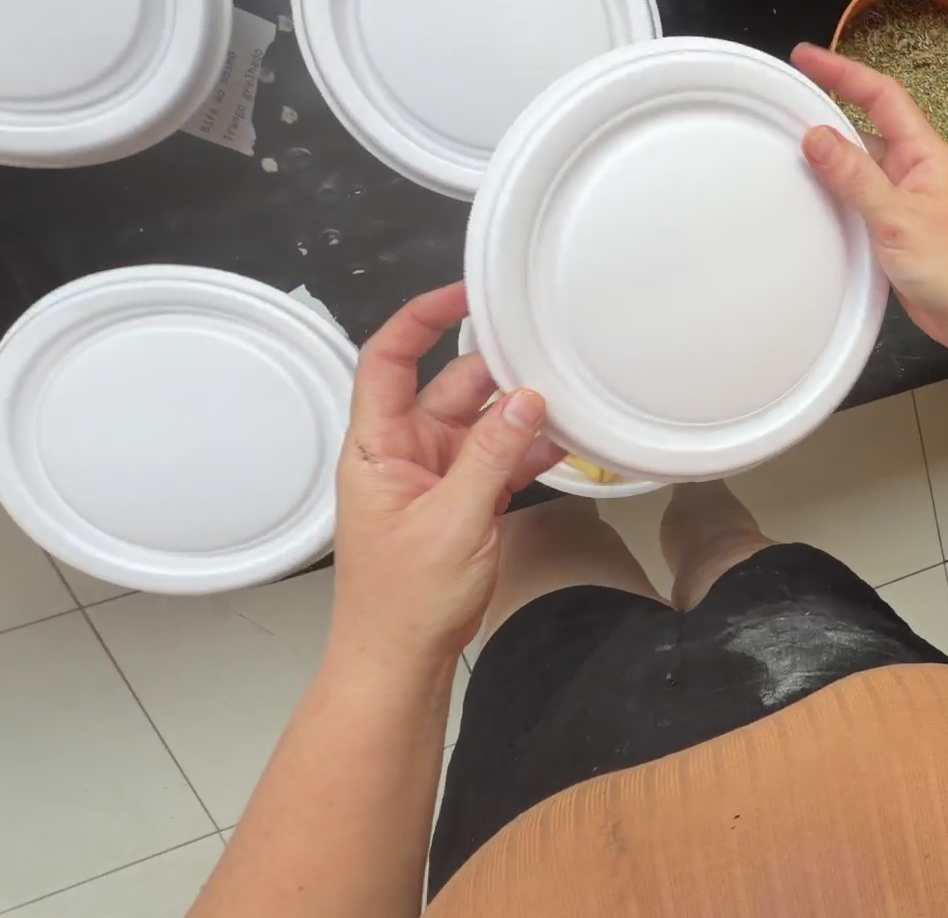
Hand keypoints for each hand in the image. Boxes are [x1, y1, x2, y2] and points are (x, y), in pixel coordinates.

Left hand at [330, 284, 562, 669]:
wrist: (405, 656)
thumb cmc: (406, 596)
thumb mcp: (454, 520)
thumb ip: (492, 455)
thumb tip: (528, 399)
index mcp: (380, 445)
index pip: (388, 360)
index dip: (421, 319)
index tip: (466, 293)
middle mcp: (409, 449)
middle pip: (452, 387)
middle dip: (498, 372)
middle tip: (547, 355)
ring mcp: (441, 472)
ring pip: (486, 421)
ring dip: (523, 414)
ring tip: (567, 401)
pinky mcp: (468, 495)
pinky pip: (503, 456)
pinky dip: (532, 449)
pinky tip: (566, 444)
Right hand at [791, 43, 947, 351]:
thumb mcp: (898, 218)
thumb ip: (856, 177)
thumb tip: (816, 136)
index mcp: (926, 155)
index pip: (883, 97)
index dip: (844, 72)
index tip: (805, 57)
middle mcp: (917, 173)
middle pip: (869, 130)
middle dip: (831, 113)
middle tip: (787, 106)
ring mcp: (909, 204)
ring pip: (864, 169)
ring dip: (832, 160)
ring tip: (789, 150)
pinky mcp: (900, 234)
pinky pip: (864, 203)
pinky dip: (838, 197)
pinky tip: (815, 202)